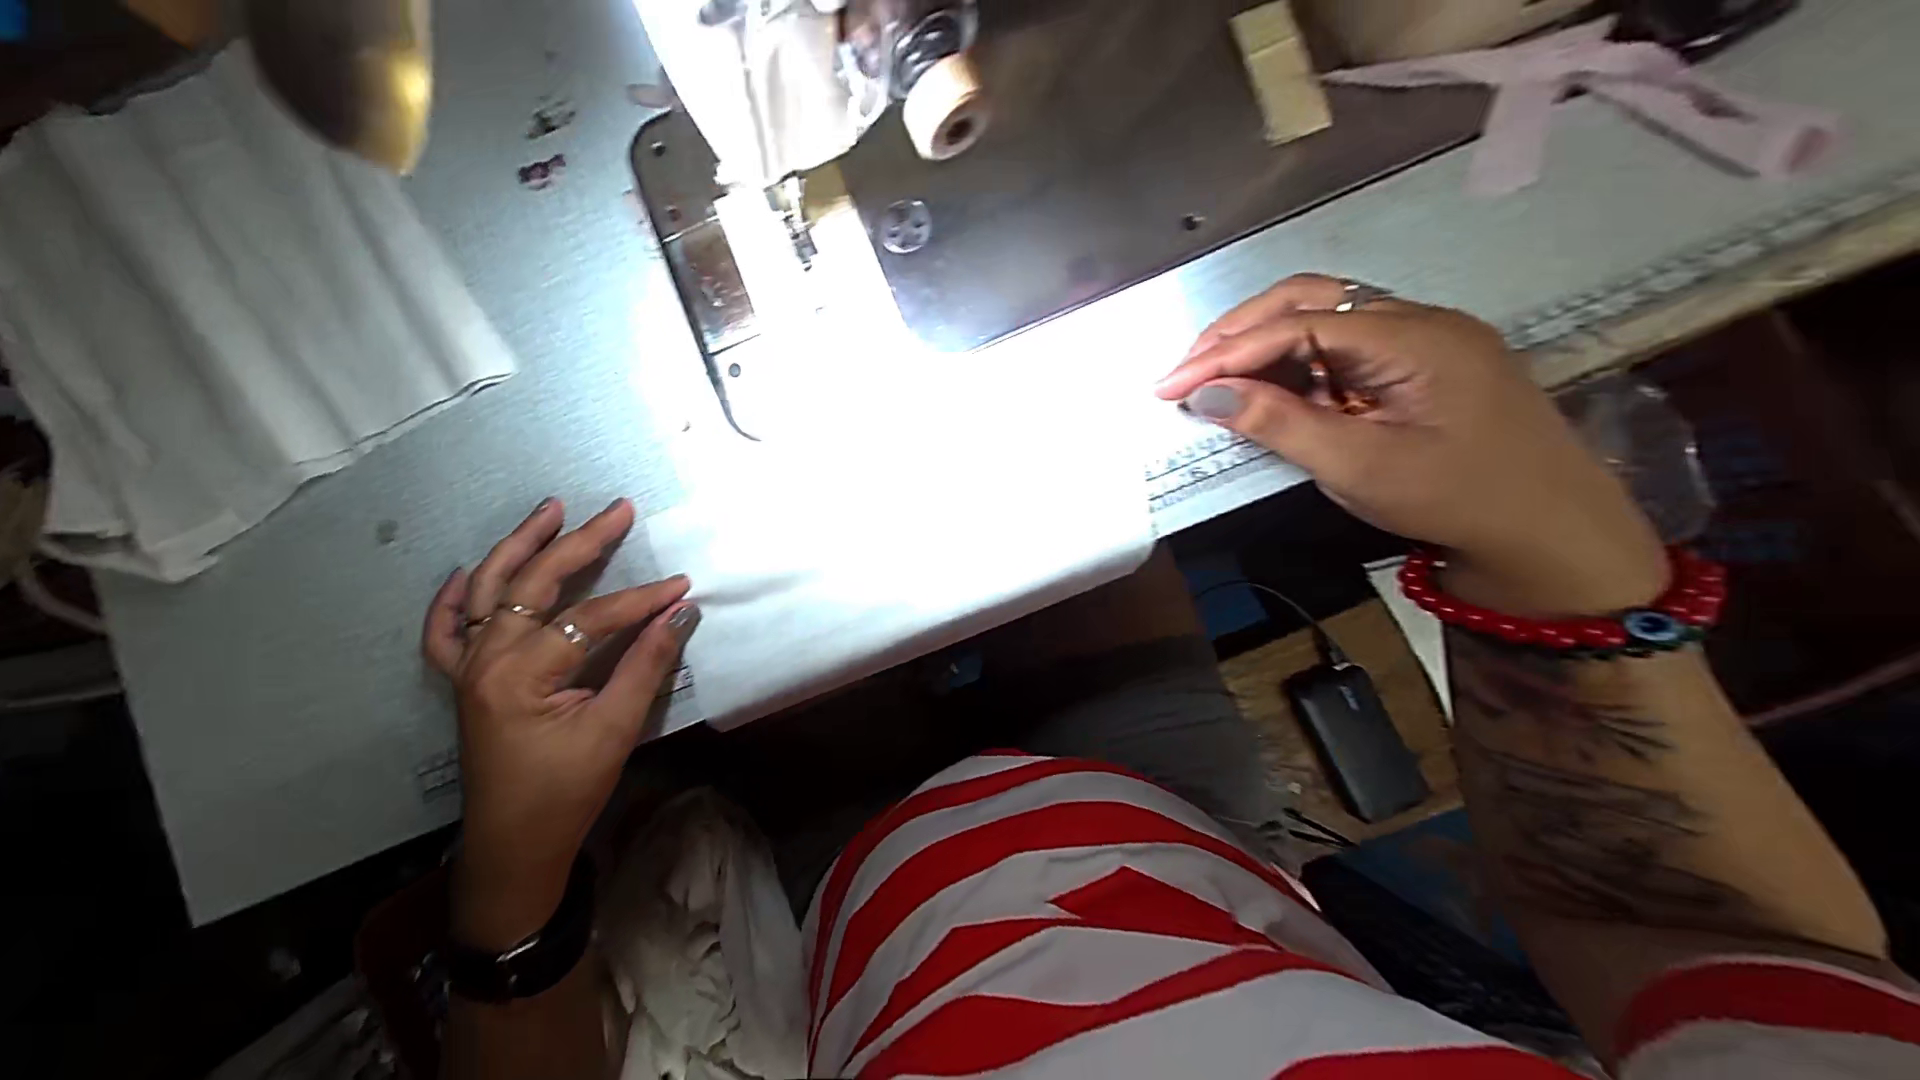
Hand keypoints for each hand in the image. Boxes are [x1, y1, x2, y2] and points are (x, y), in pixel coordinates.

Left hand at [422, 497, 698, 948]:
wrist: (513, 847)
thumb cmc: (566, 792)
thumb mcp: (615, 729)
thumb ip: (646, 663)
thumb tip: (679, 612)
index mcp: (519, 674)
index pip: (590, 618)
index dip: (641, 600)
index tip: (682, 586)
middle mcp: (485, 660)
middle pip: (533, 583)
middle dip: (580, 543)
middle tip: (618, 510)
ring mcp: (468, 669)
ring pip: (487, 590)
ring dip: (519, 547)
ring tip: (550, 510)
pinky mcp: (465, 682)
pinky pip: (447, 632)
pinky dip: (454, 598)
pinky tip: (464, 573)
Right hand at [1156, 274, 1667, 616]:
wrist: (1549, 533)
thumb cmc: (1455, 499)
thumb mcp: (1358, 466)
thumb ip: (1279, 423)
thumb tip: (1206, 394)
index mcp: (1413, 336)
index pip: (1296, 323)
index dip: (1226, 353)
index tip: (1171, 386)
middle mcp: (1418, 320)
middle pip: (1308, 299)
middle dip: (1238, 333)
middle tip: (1186, 372)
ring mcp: (1421, 340)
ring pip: (1323, 317)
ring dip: (1263, 344)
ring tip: (1215, 380)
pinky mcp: (1418, 366)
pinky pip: (1343, 347)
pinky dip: (1295, 363)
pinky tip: (1271, 389)